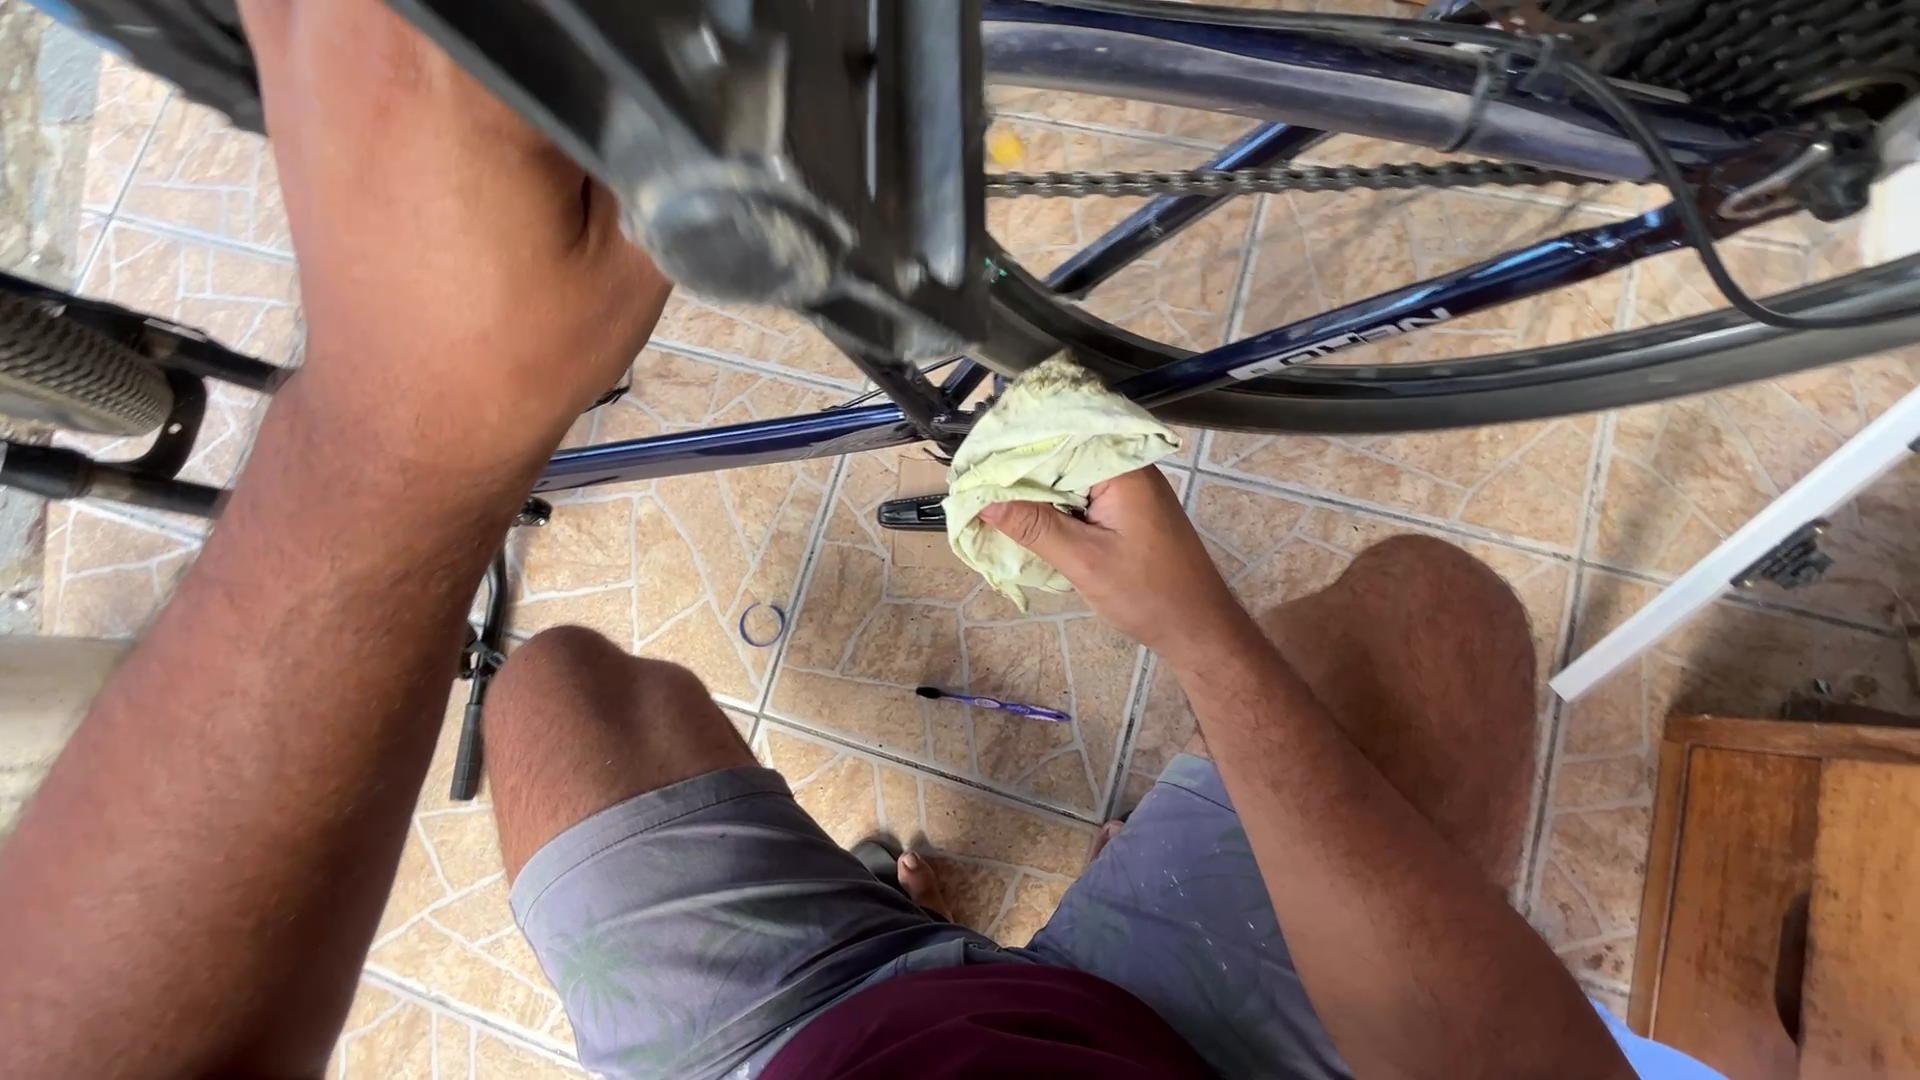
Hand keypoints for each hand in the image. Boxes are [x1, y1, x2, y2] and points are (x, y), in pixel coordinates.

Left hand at [237, 0, 669, 462]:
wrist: (417, 409)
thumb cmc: (522, 353)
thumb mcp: (636, 264)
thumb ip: (665, 157)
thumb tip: (671, 86)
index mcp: (458, 77)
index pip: (566, 5)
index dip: (611, 27)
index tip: (635, 75)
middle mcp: (362, 31)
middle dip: (553, 28)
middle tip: (577, 112)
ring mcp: (303, 28)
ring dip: (491, 30)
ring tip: (525, 114)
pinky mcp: (284, 50)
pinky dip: (426, 27)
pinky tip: (462, 83)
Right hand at [979, 468, 1253, 666]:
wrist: (1198, 629)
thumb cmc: (1148, 595)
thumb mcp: (1084, 561)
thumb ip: (1034, 526)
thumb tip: (983, 499)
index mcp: (1122, 468)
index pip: (1058, 437)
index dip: (1013, 446)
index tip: (972, 460)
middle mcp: (1127, 467)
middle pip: (1061, 453)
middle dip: (1018, 466)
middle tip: (970, 479)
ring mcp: (1128, 488)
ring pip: (1068, 476)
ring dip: (1032, 487)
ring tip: (985, 494)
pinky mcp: (1126, 509)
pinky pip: (1080, 495)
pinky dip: (1053, 504)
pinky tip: (1023, 514)